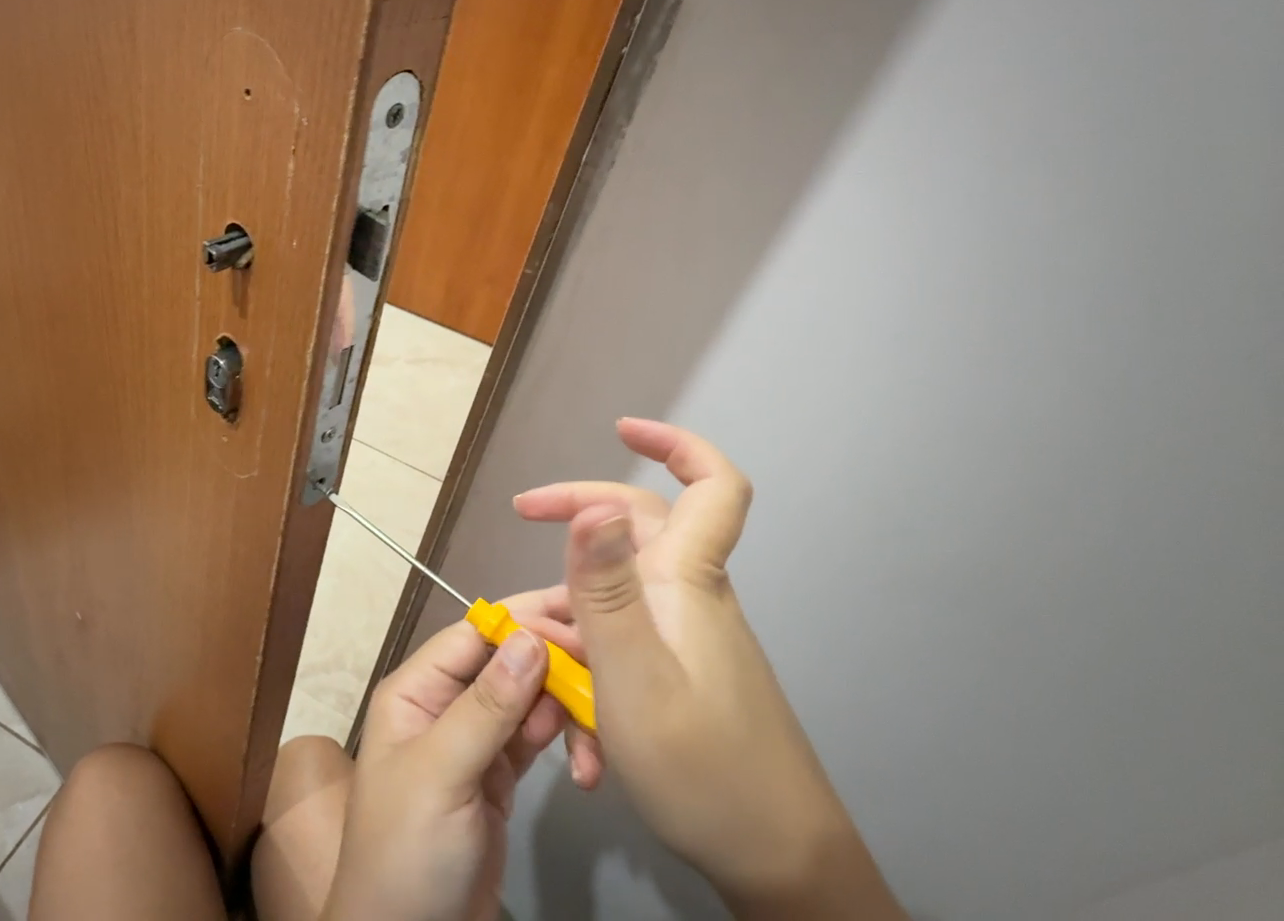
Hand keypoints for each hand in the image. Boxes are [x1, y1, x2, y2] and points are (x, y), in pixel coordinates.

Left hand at [324, 587, 598, 920]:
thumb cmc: (408, 851)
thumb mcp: (442, 774)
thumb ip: (486, 707)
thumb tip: (530, 638)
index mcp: (415, 691)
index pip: (474, 634)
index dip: (526, 622)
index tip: (582, 621)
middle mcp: (444, 705)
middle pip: (506, 660)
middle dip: (555, 661)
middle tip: (611, 665)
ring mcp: (474, 740)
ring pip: (529, 698)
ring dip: (567, 708)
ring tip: (601, 732)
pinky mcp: (499, 774)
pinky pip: (538, 737)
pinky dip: (565, 741)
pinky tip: (587, 764)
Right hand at [516, 419, 903, 918]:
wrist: (778, 864)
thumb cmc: (703, 766)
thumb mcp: (634, 675)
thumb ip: (605, 590)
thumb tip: (591, 506)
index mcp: (686, 582)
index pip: (710, 486)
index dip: (675, 445)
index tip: (621, 429)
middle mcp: (687, 599)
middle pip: (628, 535)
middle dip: (570, 533)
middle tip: (517, 532)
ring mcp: (683, 641)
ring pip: (609, 610)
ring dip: (565, 644)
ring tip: (538, 701)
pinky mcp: (678, 678)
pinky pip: (619, 658)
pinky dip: (588, 685)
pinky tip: (577, 745)